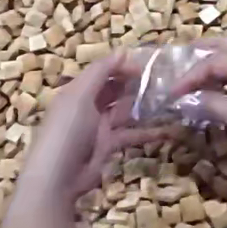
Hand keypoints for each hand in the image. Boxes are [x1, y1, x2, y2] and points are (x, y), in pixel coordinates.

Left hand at [14, 53, 167, 217]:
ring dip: (141, 105)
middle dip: (133, 83)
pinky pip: (129, 134)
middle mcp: (86, 106)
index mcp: (76, 90)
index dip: (120, 66)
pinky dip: (147, 132)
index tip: (147, 65)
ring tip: (167, 98)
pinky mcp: (107, 146)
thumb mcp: (80, 95)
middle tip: (161, 79)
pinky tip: (169, 130)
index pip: (100, 72)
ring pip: (122, 110)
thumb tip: (123, 50)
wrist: (58, 176)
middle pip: (112, 89)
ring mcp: (97, 127)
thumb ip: (100, 72)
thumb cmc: (67, 130)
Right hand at [170, 39, 226, 157]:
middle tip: (181, 55)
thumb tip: (187, 101)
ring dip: (214, 62)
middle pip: (224, 46)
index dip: (188, 77)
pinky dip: (226, 74)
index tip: (172, 93)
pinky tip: (218, 86)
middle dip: (201, 51)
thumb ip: (211, 104)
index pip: (211, 62)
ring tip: (196, 69)